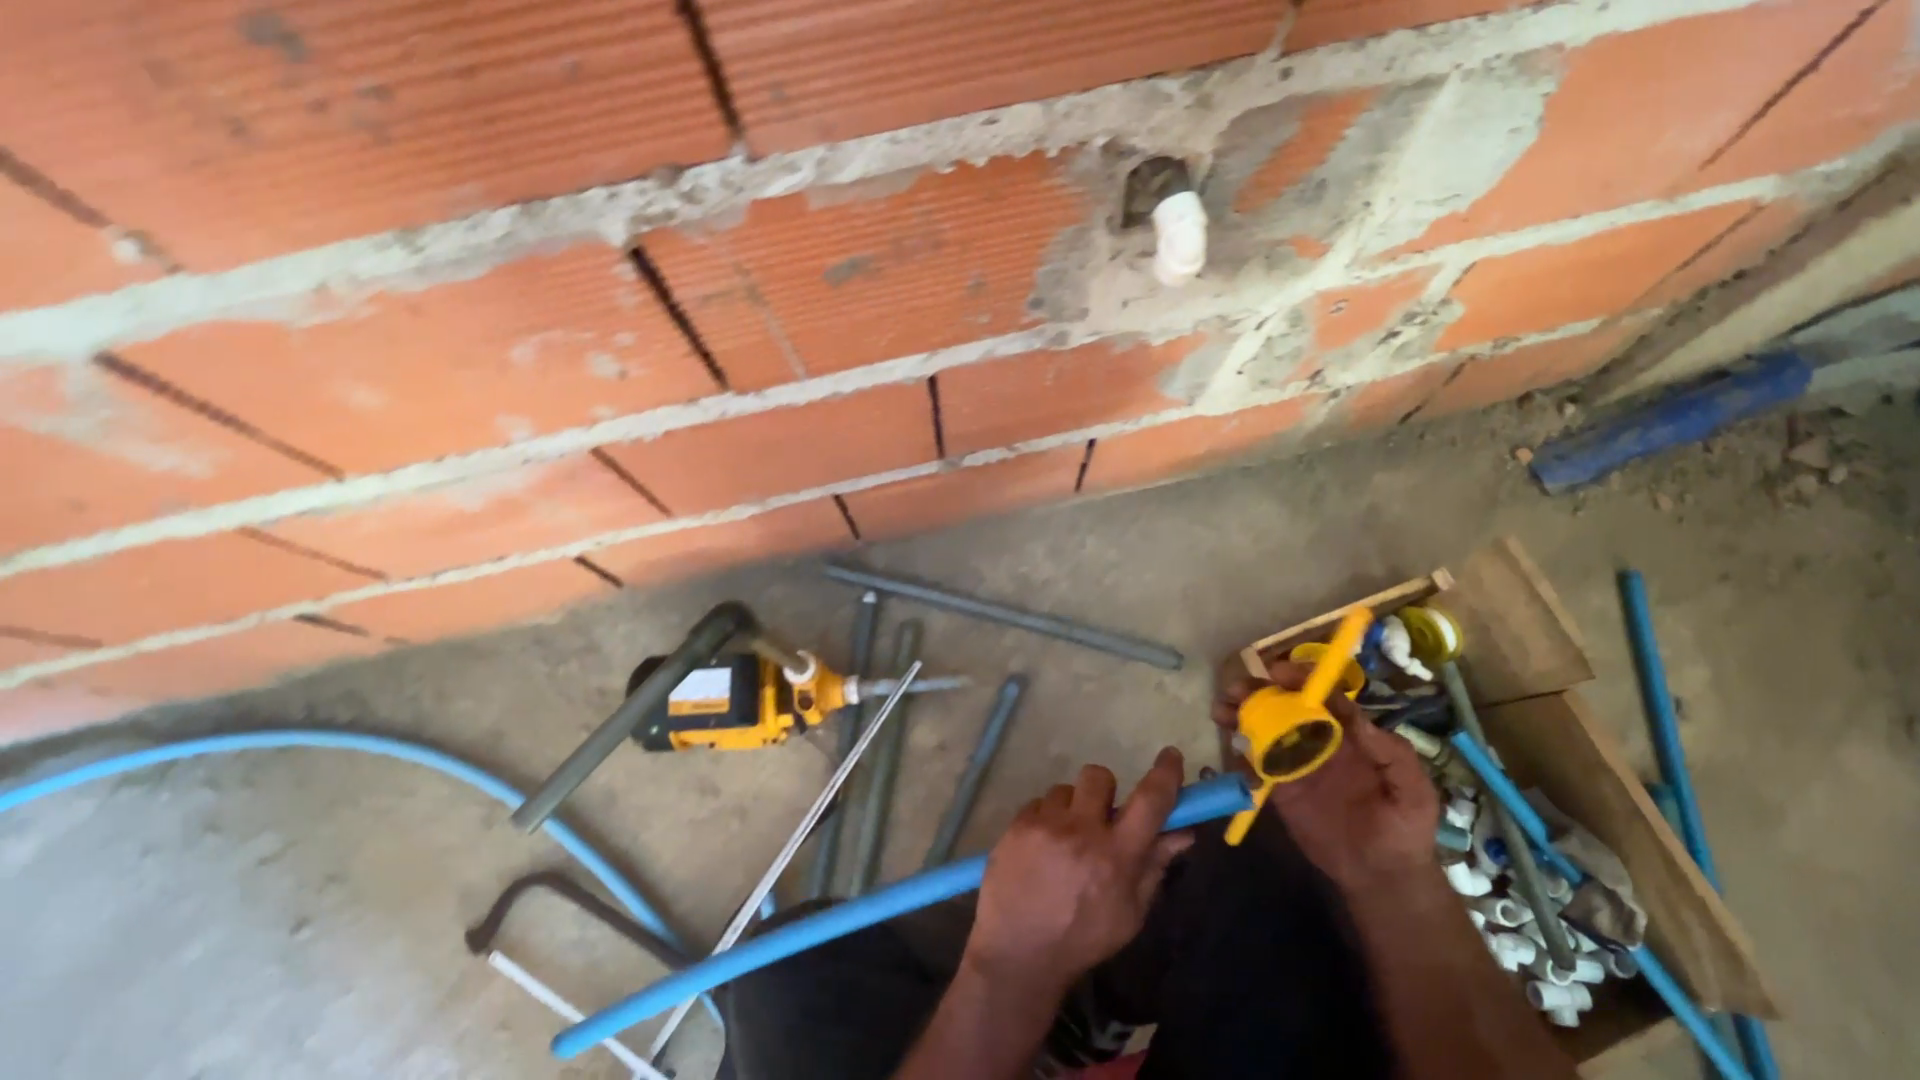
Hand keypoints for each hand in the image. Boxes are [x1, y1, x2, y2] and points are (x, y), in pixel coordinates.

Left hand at [964, 748, 1193, 997]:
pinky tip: (1042, 850)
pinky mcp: (1014, 828)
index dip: (1165, 774)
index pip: (1150, 800)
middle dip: (1104, 793)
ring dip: (1072, 809)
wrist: (1020, 954)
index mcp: (1117, 854)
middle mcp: (1081, 831)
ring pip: (1065, 791)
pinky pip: (1037, 805)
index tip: (1170, 756)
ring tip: (1065, 841)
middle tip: (1100, 819)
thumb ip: (1156, 865)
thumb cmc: (1084, 938)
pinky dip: (1045, 820)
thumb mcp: (1131, 913)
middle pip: (1099, 777)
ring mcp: (1044, 826)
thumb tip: (1183, 831)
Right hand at [1216, 660, 1439, 888]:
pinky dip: (1242, 757)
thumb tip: (1355, 715)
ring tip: (1221, 710)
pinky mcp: (1281, 790)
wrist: (1383, 876)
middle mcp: (1321, 743)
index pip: (1323, 697)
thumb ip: (1390, 752)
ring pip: (1266, 731)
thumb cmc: (1407, 827)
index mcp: (1352, 735)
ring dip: (1243, 716)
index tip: (1277, 673)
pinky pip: (1258, 767)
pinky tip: (1233, 754)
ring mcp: (1298, 766)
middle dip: (1260, 693)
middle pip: (1287, 708)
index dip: (1301, 681)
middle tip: (1235, 690)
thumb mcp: (1412, 788)